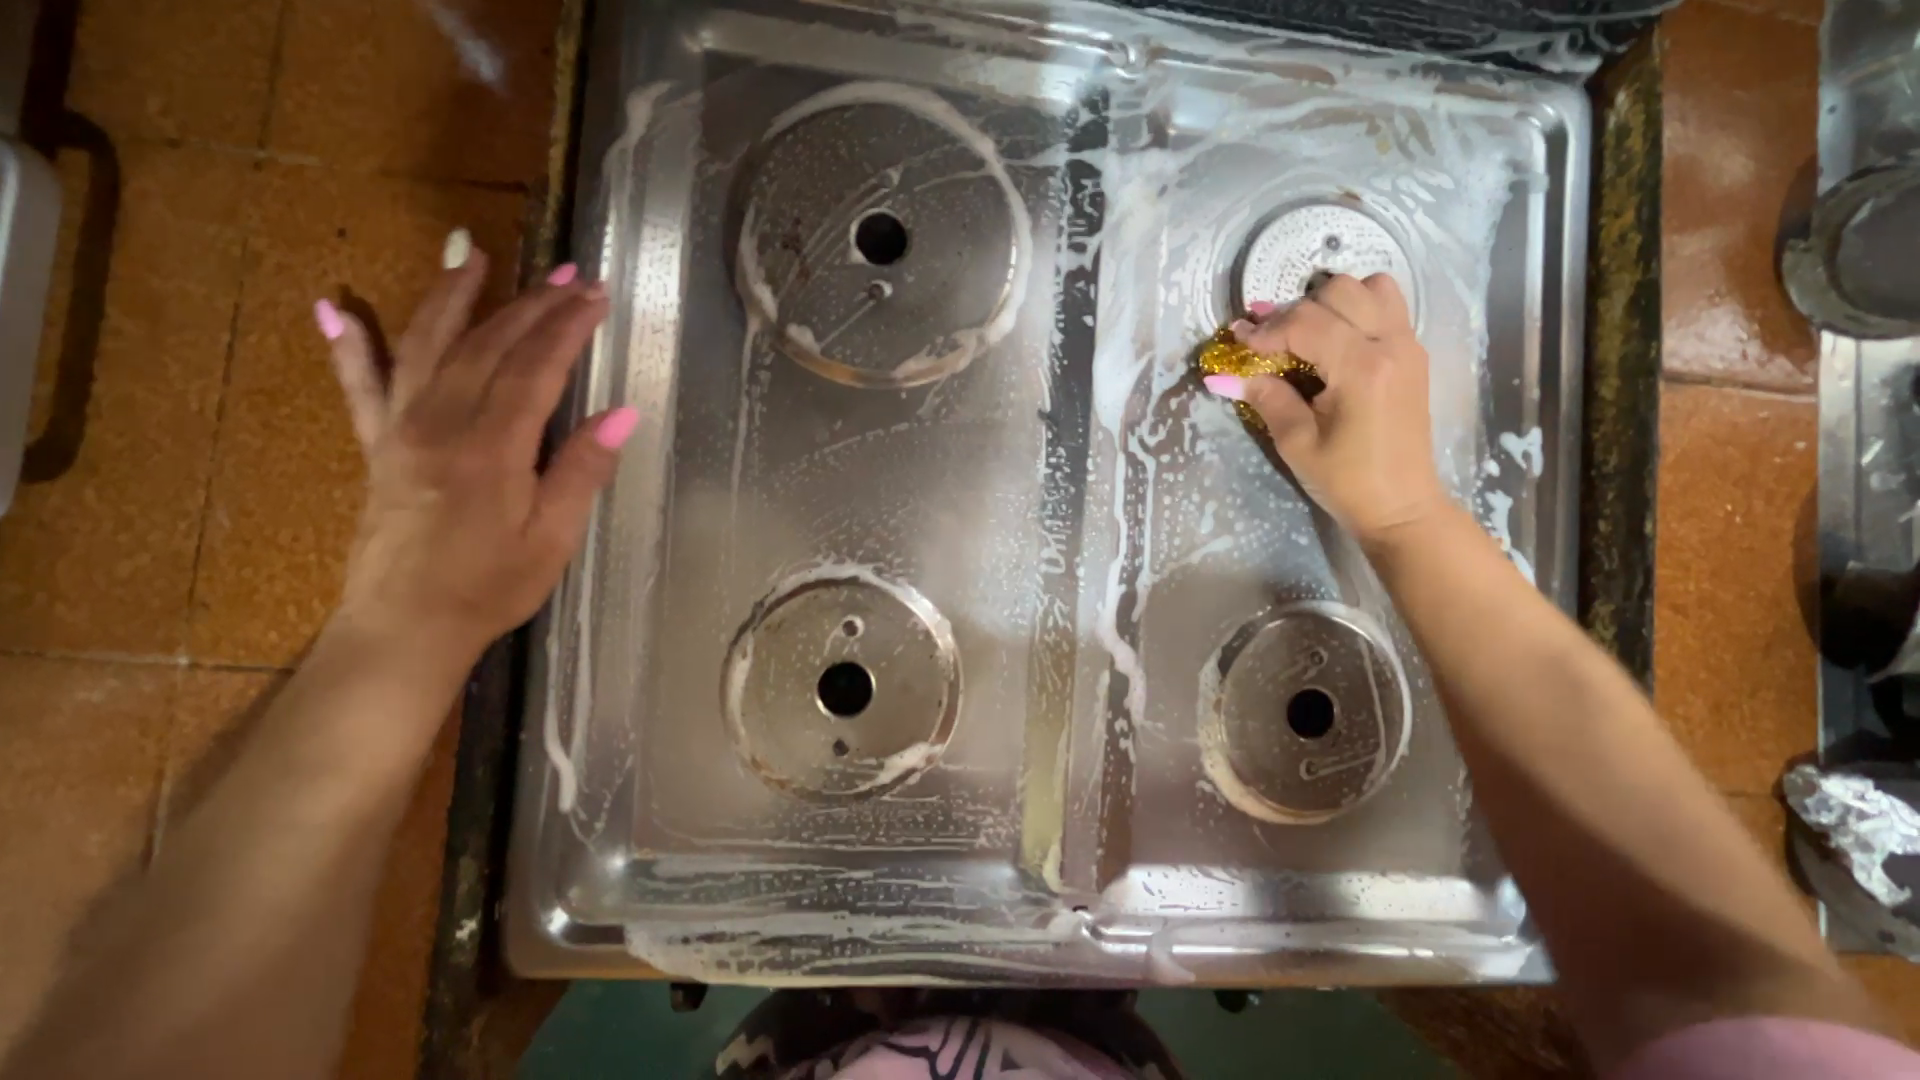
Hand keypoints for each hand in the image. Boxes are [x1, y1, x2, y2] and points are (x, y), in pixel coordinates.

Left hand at [316, 244, 633, 661]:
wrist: (405, 626)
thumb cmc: (490, 588)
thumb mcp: (552, 538)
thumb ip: (581, 471)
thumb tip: (624, 415)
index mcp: (492, 449)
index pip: (534, 369)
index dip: (567, 327)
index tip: (596, 294)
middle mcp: (441, 425)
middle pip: (487, 346)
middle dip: (530, 304)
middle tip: (567, 272)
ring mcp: (401, 431)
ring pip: (428, 347)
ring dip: (453, 297)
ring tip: (470, 254)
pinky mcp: (377, 447)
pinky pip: (362, 387)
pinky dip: (351, 346)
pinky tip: (337, 308)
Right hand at [1203, 273, 1447, 545]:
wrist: (1401, 505)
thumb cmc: (1346, 480)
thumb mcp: (1296, 442)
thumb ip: (1265, 397)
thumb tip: (1223, 376)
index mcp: (1362, 369)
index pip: (1305, 323)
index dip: (1265, 330)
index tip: (1238, 342)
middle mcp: (1391, 344)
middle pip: (1338, 292)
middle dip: (1294, 311)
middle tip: (1268, 340)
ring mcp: (1408, 345)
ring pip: (1368, 288)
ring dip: (1330, 302)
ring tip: (1305, 332)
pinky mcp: (1412, 354)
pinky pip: (1386, 307)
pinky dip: (1355, 310)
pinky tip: (1332, 340)